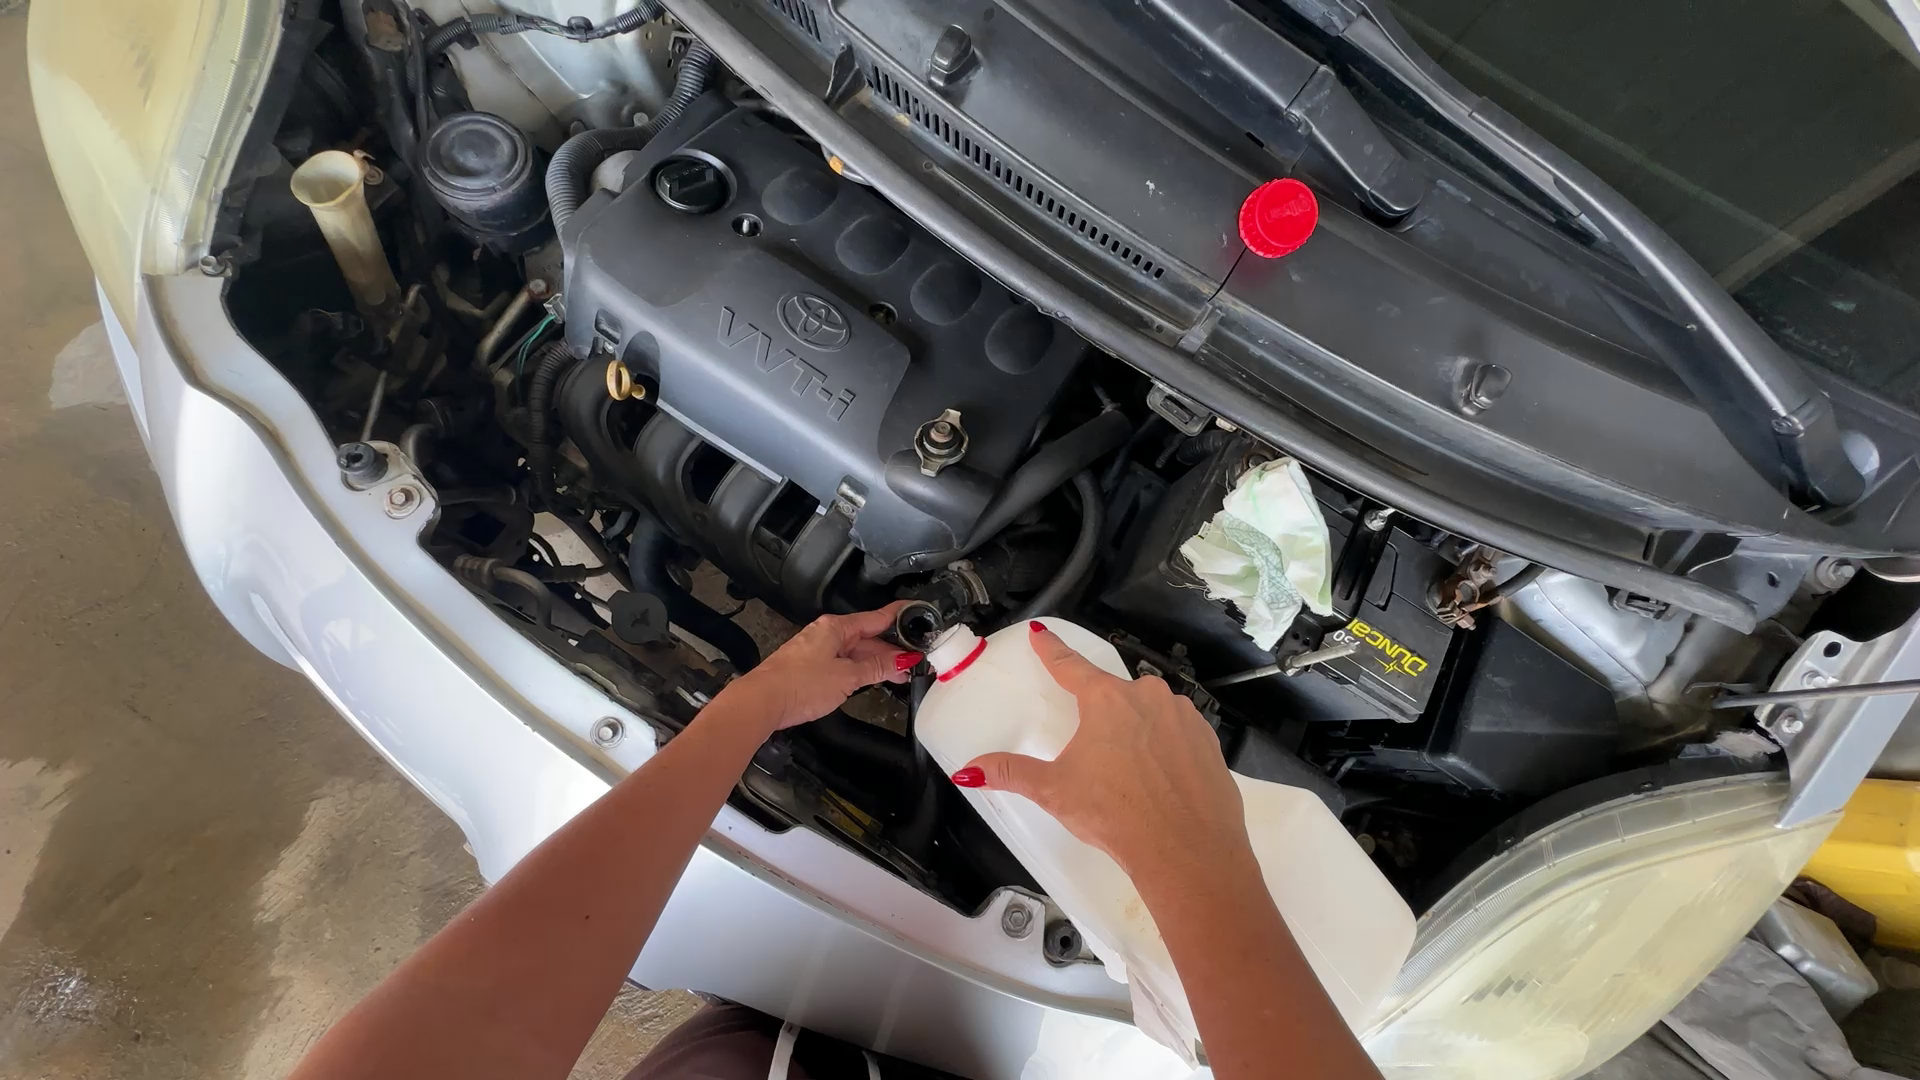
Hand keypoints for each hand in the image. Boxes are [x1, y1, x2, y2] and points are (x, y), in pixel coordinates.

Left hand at [716, 602, 918, 732]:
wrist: (761, 702)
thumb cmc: (798, 684)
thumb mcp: (848, 677)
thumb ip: (877, 667)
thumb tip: (902, 660)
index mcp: (836, 627)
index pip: (876, 617)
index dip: (899, 616)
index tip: (916, 612)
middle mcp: (826, 634)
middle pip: (867, 637)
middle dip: (891, 650)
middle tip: (914, 661)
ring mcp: (817, 650)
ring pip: (854, 652)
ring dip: (876, 663)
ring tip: (898, 675)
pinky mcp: (810, 668)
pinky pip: (842, 663)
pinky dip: (859, 670)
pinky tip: (869, 679)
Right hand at [958, 623, 1251, 879]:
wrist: (1189, 852)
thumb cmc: (1115, 814)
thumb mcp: (1055, 791)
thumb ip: (1011, 773)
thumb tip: (966, 771)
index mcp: (1106, 699)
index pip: (1070, 666)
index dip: (1052, 650)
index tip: (1041, 633)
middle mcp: (1147, 695)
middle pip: (1113, 695)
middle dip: (1102, 715)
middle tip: (1096, 752)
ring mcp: (1183, 716)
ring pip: (1149, 713)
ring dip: (1137, 731)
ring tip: (1130, 774)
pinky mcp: (1209, 741)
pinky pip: (1178, 734)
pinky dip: (1167, 748)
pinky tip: (1161, 780)